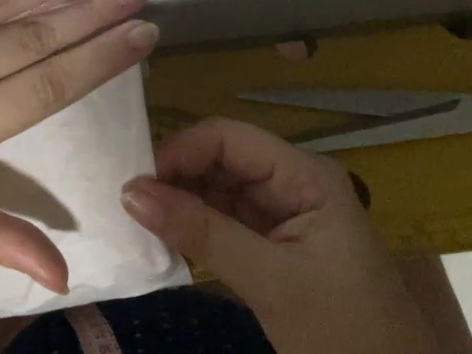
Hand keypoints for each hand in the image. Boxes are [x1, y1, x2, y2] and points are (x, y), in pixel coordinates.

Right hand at [121, 118, 436, 353]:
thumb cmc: (345, 333)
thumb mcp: (271, 282)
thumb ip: (201, 232)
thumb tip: (129, 192)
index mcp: (304, 175)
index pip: (229, 138)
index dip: (180, 150)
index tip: (135, 181)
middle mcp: (291, 183)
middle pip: (219, 160)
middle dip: (175, 176)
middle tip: (127, 202)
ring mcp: (282, 216)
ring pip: (216, 191)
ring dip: (179, 203)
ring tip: (135, 219)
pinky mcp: (272, 248)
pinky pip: (222, 222)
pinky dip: (192, 229)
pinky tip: (162, 238)